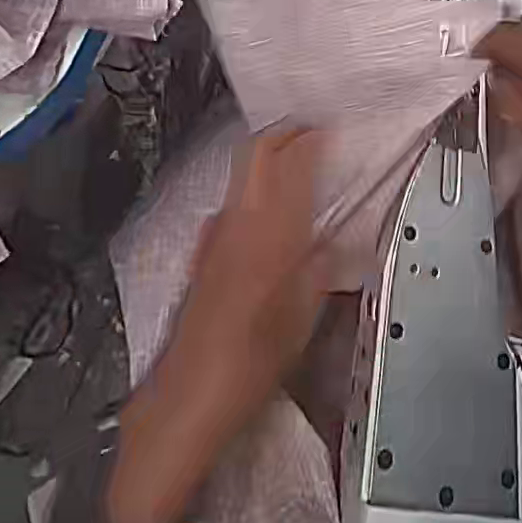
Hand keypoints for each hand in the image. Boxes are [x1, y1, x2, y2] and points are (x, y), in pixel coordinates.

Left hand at [106, 128, 326, 522]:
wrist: (187, 394)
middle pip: (256, 150)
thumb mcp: (306, 313)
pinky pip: (234, 200)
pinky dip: (255, 187)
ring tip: (298, 161)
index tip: (331, 128)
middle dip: (285, 133)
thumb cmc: (255, 357)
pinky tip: (270, 210)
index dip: (312, 138)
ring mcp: (216, 231)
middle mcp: (240, 219)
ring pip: (242, 172)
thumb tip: (334, 240)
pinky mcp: (204, 249)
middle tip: (312, 129)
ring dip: (269, 156)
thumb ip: (322, 265)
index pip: (292, 161)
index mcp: (273, 229)